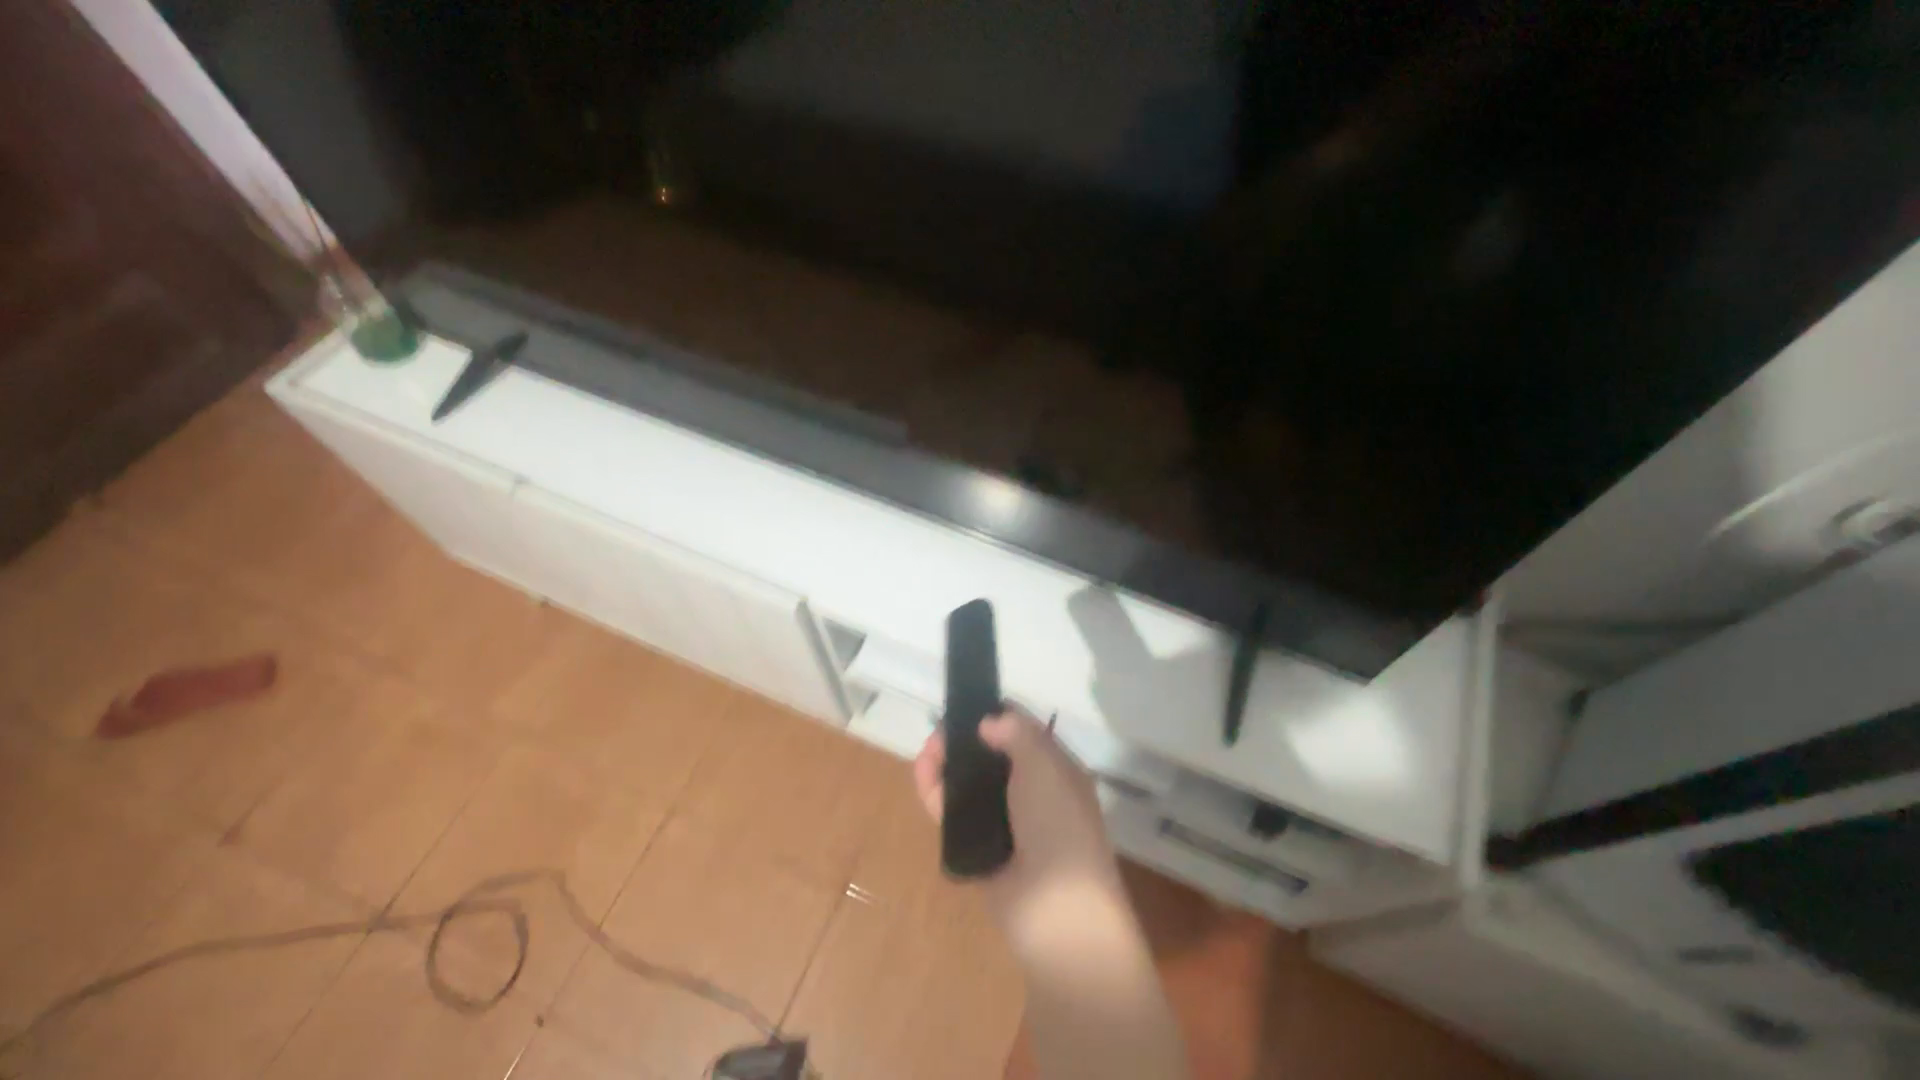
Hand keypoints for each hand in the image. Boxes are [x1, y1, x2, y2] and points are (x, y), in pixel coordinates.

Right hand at [914, 711, 1126, 950]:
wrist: (1057, 913)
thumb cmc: (1058, 828)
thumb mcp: (1046, 769)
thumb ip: (1018, 736)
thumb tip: (990, 722)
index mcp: (1057, 773)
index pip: (1024, 734)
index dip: (994, 718)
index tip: (965, 708)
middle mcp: (1033, 795)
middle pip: (992, 759)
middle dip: (964, 743)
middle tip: (937, 736)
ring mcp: (1006, 825)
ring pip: (971, 787)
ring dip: (947, 767)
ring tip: (924, 757)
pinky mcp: (981, 851)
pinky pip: (956, 817)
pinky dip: (939, 797)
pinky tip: (923, 780)